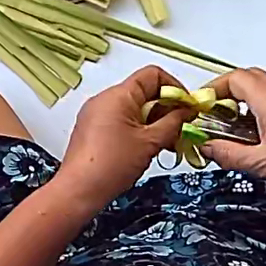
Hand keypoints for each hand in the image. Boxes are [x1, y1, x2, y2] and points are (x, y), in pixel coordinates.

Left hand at [55, 66, 191, 207]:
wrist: (79, 190)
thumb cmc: (110, 165)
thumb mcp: (151, 142)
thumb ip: (173, 123)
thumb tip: (185, 112)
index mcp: (118, 96)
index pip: (152, 75)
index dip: (174, 88)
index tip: (187, 106)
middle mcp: (104, 100)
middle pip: (143, 92)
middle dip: (165, 108)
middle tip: (181, 127)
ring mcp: (96, 114)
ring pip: (133, 108)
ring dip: (154, 122)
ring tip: (167, 142)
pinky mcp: (93, 129)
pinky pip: (121, 120)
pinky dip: (138, 130)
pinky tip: (149, 147)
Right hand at [198, 68, 265, 206]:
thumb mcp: (261, 163)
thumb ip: (227, 153)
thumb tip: (207, 147)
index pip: (234, 78)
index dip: (213, 90)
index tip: (201, 108)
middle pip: (250, 79)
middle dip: (227, 96)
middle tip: (215, 119)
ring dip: (247, 105)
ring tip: (238, 133)